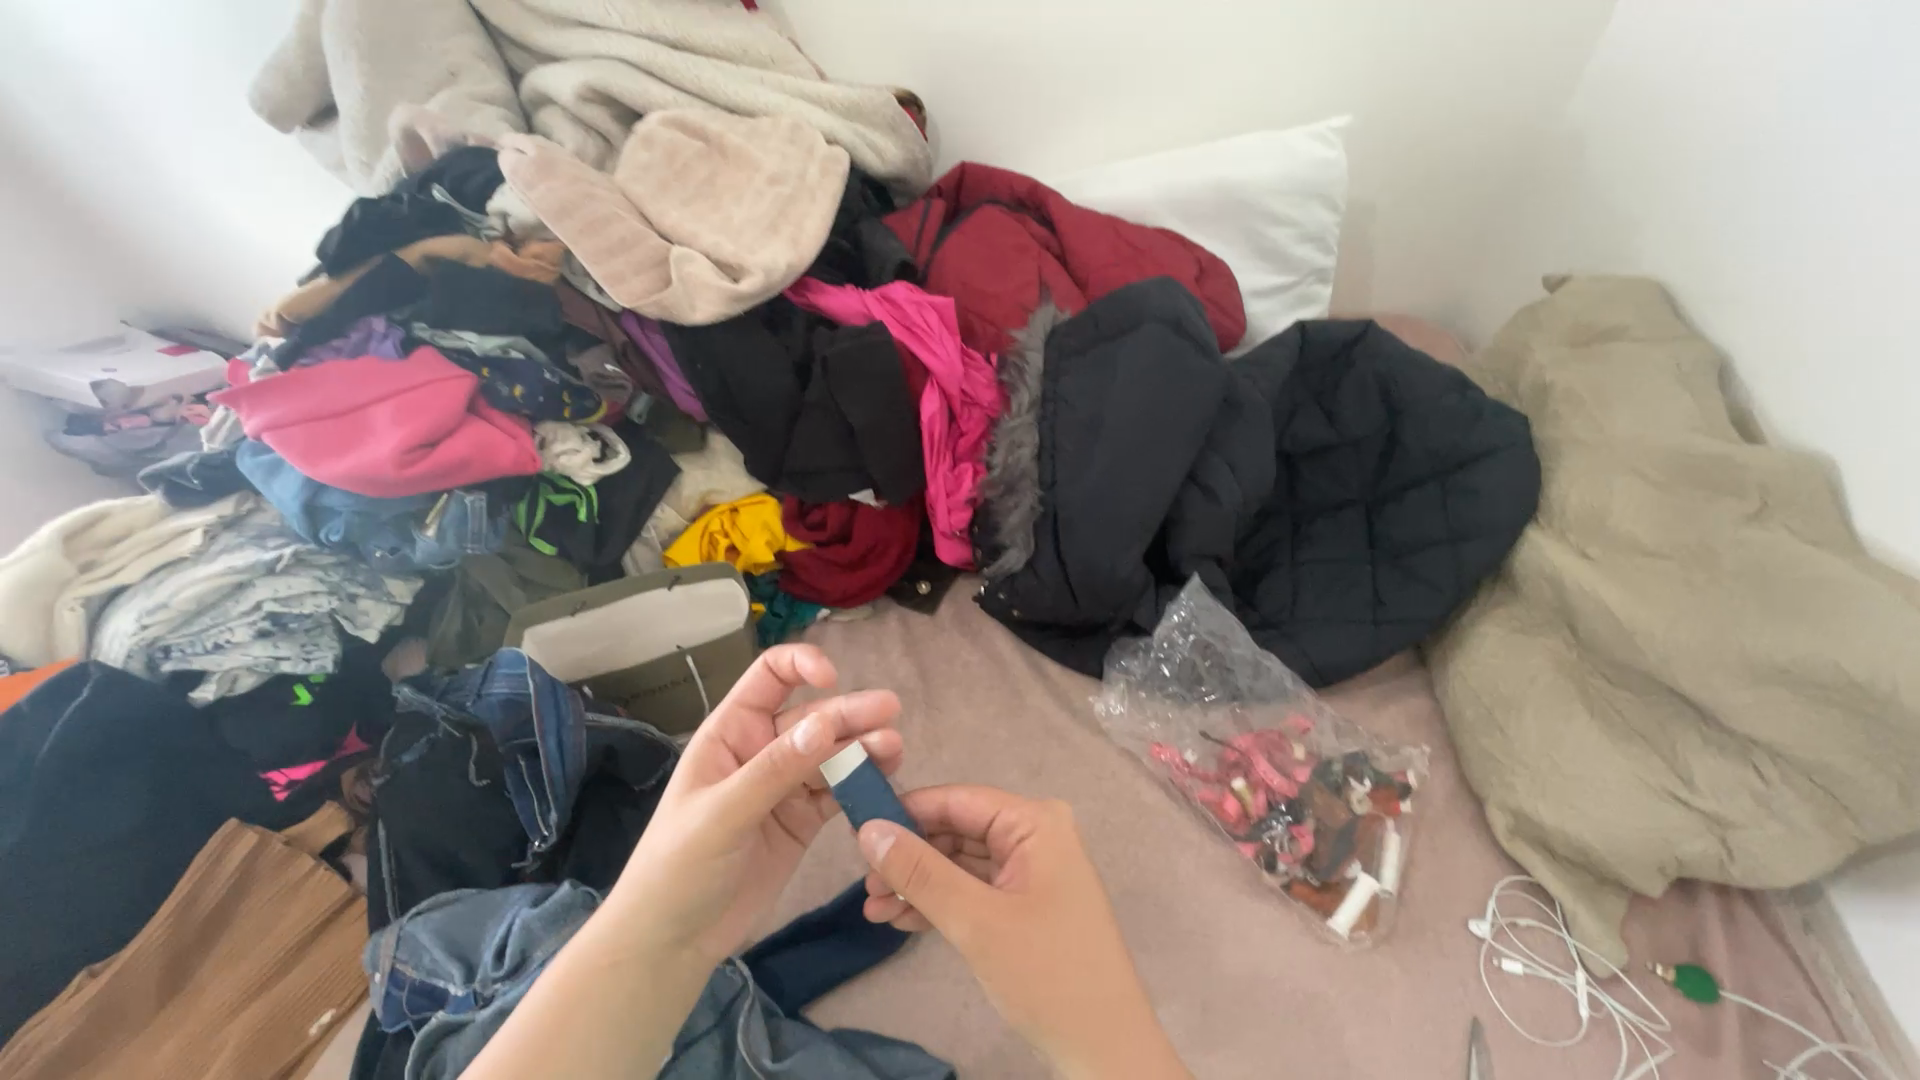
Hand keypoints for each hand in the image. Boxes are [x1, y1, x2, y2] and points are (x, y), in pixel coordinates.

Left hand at [609, 644, 901, 966]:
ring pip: (832, 756)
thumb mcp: (722, 815)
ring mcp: (785, 787)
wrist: (672, 941)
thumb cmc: (677, 867)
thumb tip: (826, 723)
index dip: (802, 665)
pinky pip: (838, 793)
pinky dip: (862, 787)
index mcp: (732, 732)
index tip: (834, 678)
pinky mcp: (803, 821)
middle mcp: (762, 751)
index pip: (770, 677)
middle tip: (891, 713)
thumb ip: (774, 770)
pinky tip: (885, 783)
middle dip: (850, 713)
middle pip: (814, 718)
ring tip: (895, 750)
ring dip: (863, 749)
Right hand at [858, 786, 1190, 1079]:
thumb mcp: (975, 920)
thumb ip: (920, 871)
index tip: (856, 831)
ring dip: (918, 884)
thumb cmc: (1046, 972)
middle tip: (863, 884)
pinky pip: (973, 889)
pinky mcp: (1025, 903)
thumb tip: (868, 830)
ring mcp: (1031, 871)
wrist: (1104, 1049)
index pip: (958, 800)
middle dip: (909, 857)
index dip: (906, 812)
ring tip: (873, 909)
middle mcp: (1035, 835)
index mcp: (1034, 822)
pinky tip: (901, 920)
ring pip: (960, 863)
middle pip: (957, 831)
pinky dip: (939, 903)